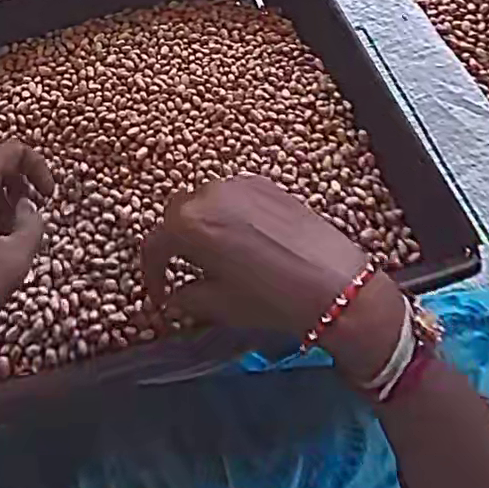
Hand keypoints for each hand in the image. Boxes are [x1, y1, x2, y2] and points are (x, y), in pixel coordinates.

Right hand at [140, 174, 405, 379]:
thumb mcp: (221, 305)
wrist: (335, 284)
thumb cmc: (270, 298)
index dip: (153, 272)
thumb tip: (174, 297)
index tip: (160, 291)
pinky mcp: (263, 182)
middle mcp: (207, 194)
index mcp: (189, 224)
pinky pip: (233, 195)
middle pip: (178, 215)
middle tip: (187, 269)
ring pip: (206, 201)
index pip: (155, 244)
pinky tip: (247, 238)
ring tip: (219, 253)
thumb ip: (187, 297)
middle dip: (176, 242)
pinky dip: (230, 213)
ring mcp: (237, 184)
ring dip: (204, 223)